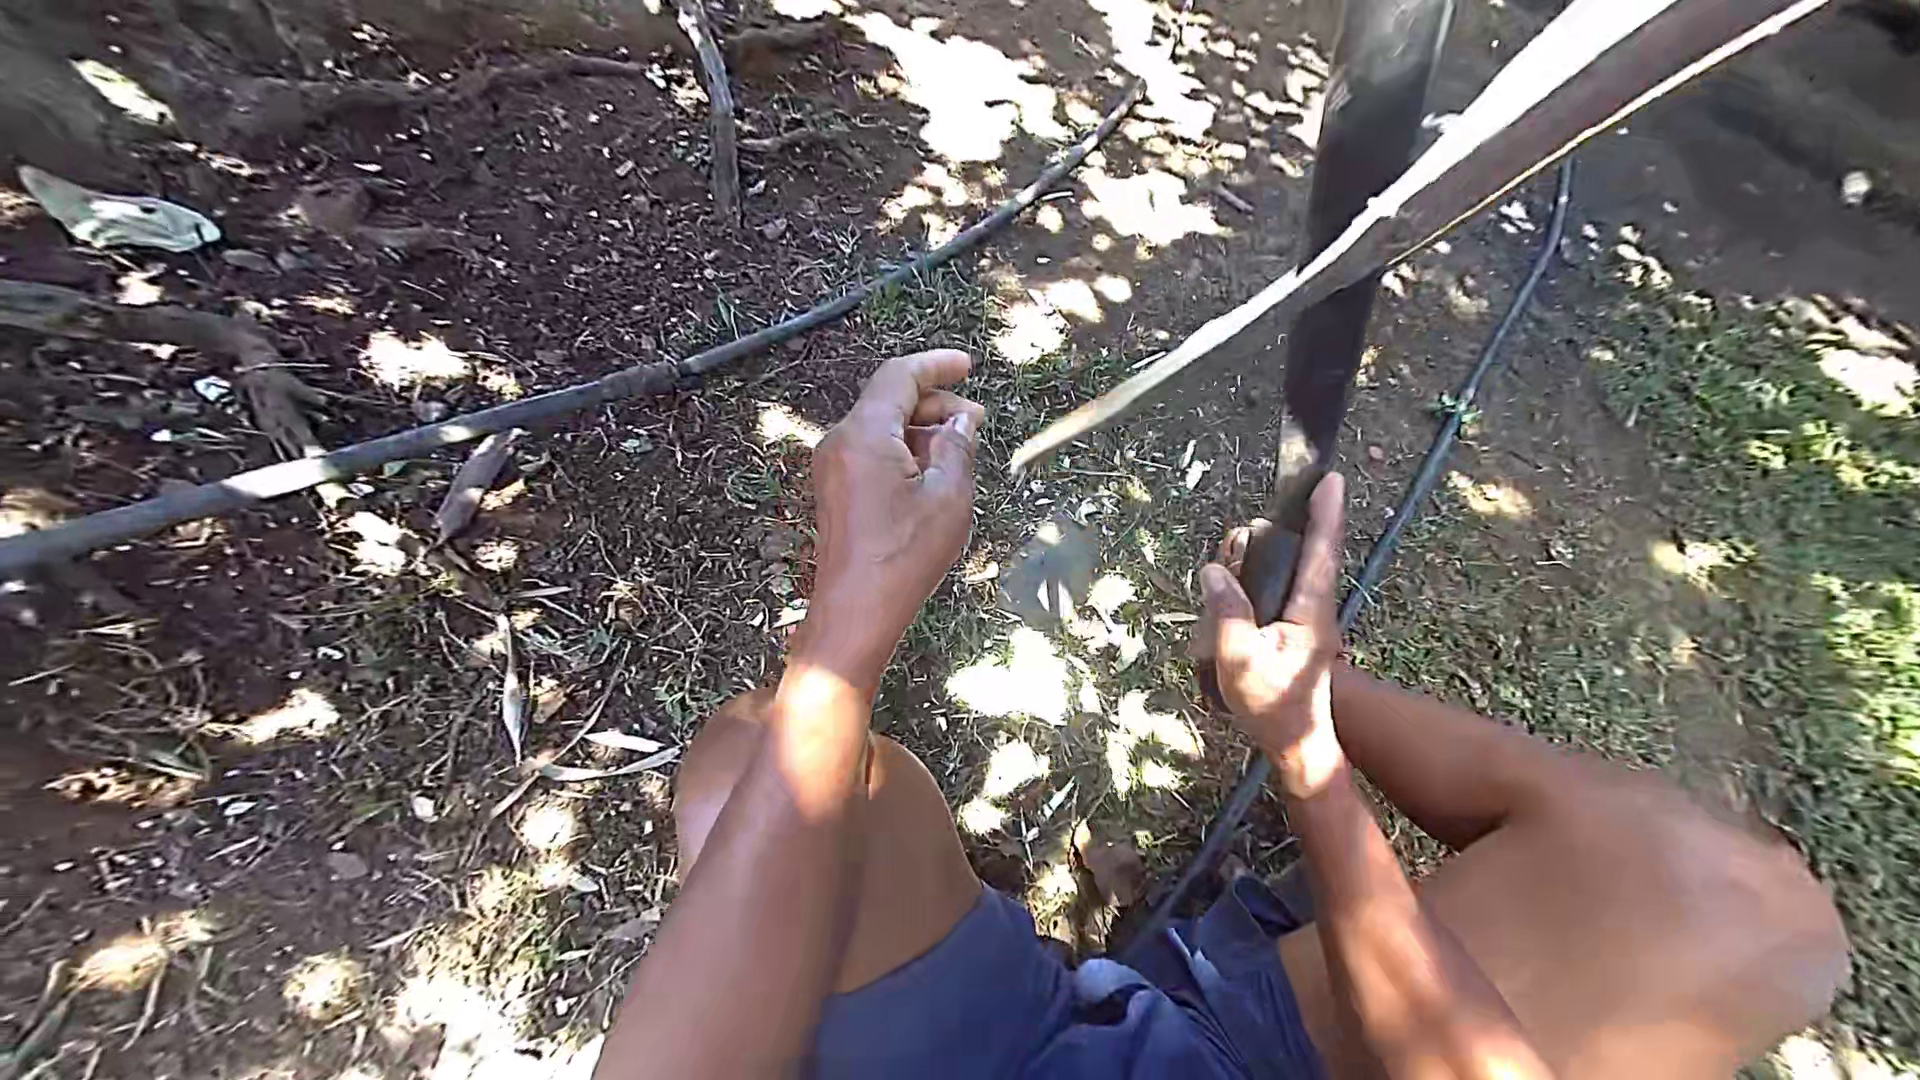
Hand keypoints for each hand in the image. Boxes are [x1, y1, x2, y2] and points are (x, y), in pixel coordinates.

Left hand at [800, 349, 985, 684]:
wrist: (855, 611)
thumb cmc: (906, 555)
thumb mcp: (948, 496)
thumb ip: (957, 445)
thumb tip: (961, 420)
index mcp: (865, 433)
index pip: (900, 376)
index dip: (937, 365)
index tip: (968, 365)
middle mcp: (840, 441)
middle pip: (890, 400)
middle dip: (935, 404)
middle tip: (976, 423)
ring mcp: (832, 467)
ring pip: (882, 427)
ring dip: (921, 430)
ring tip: (959, 452)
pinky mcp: (835, 489)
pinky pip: (871, 452)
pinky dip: (903, 452)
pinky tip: (931, 474)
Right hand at [1198, 472, 1346, 797]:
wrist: (1295, 742)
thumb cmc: (1271, 703)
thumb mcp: (1240, 657)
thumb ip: (1227, 610)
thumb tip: (1214, 570)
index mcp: (1311, 611)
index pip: (1321, 553)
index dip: (1326, 515)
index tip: (1332, 480)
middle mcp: (1316, 609)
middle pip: (1306, 555)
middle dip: (1286, 530)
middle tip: (1242, 536)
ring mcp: (1308, 620)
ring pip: (1292, 572)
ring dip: (1270, 554)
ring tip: (1237, 554)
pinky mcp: (1297, 631)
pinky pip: (1282, 589)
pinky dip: (1265, 573)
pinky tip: (1242, 582)